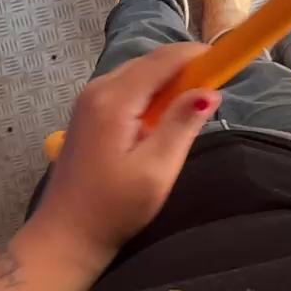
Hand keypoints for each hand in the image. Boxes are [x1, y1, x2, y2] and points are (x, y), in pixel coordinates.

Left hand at [28, 44, 222, 267]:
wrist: (65, 235)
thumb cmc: (114, 208)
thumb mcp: (156, 170)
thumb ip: (181, 125)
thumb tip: (209, 91)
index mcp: (114, 99)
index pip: (162, 59)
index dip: (196, 55)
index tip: (226, 62)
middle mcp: (98, 88)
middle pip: (149, 62)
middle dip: (183, 68)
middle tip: (212, 90)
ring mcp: (89, 97)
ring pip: (138, 72)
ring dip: (167, 80)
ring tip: (191, 105)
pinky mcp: (88, 110)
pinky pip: (126, 86)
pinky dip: (149, 92)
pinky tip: (161, 116)